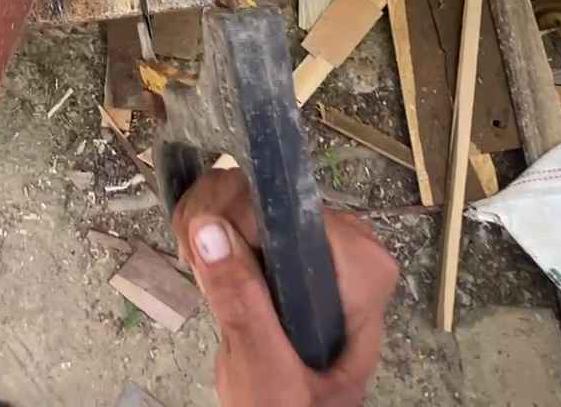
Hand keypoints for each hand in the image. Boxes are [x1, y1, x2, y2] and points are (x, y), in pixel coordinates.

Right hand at [172, 169, 398, 406]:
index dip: (237, 221)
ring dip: (200, 222)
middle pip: (258, 190)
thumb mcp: (268, 374)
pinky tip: (204, 261)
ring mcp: (312, 232)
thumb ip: (243, 307)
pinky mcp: (283, 230)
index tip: (208, 263)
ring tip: (203, 275)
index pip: (286, 205)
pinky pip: (229, 196)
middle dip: (211, 223)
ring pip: (237, 186)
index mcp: (360, 270)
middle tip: (200, 274)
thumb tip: (208, 228)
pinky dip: (201, 220)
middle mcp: (343, 239)